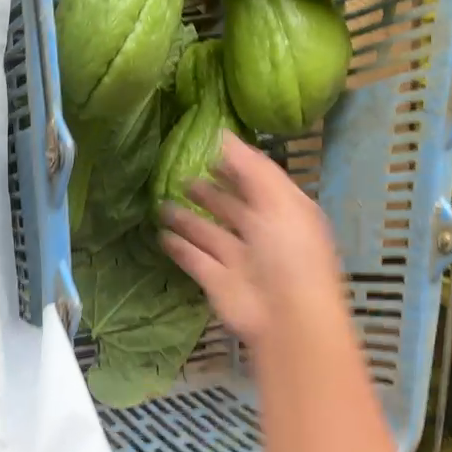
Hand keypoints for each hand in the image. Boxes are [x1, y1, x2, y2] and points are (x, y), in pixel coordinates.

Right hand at [158, 132, 345, 345]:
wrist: (286, 316)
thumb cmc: (290, 253)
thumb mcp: (277, 200)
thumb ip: (251, 167)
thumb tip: (223, 135)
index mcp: (283, 211)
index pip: (256, 182)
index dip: (234, 166)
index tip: (206, 149)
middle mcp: (261, 233)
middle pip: (230, 207)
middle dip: (207, 191)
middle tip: (179, 174)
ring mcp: (238, 259)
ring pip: (208, 233)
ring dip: (187, 218)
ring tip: (161, 201)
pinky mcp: (217, 282)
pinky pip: (194, 260)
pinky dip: (179, 247)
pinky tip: (161, 234)